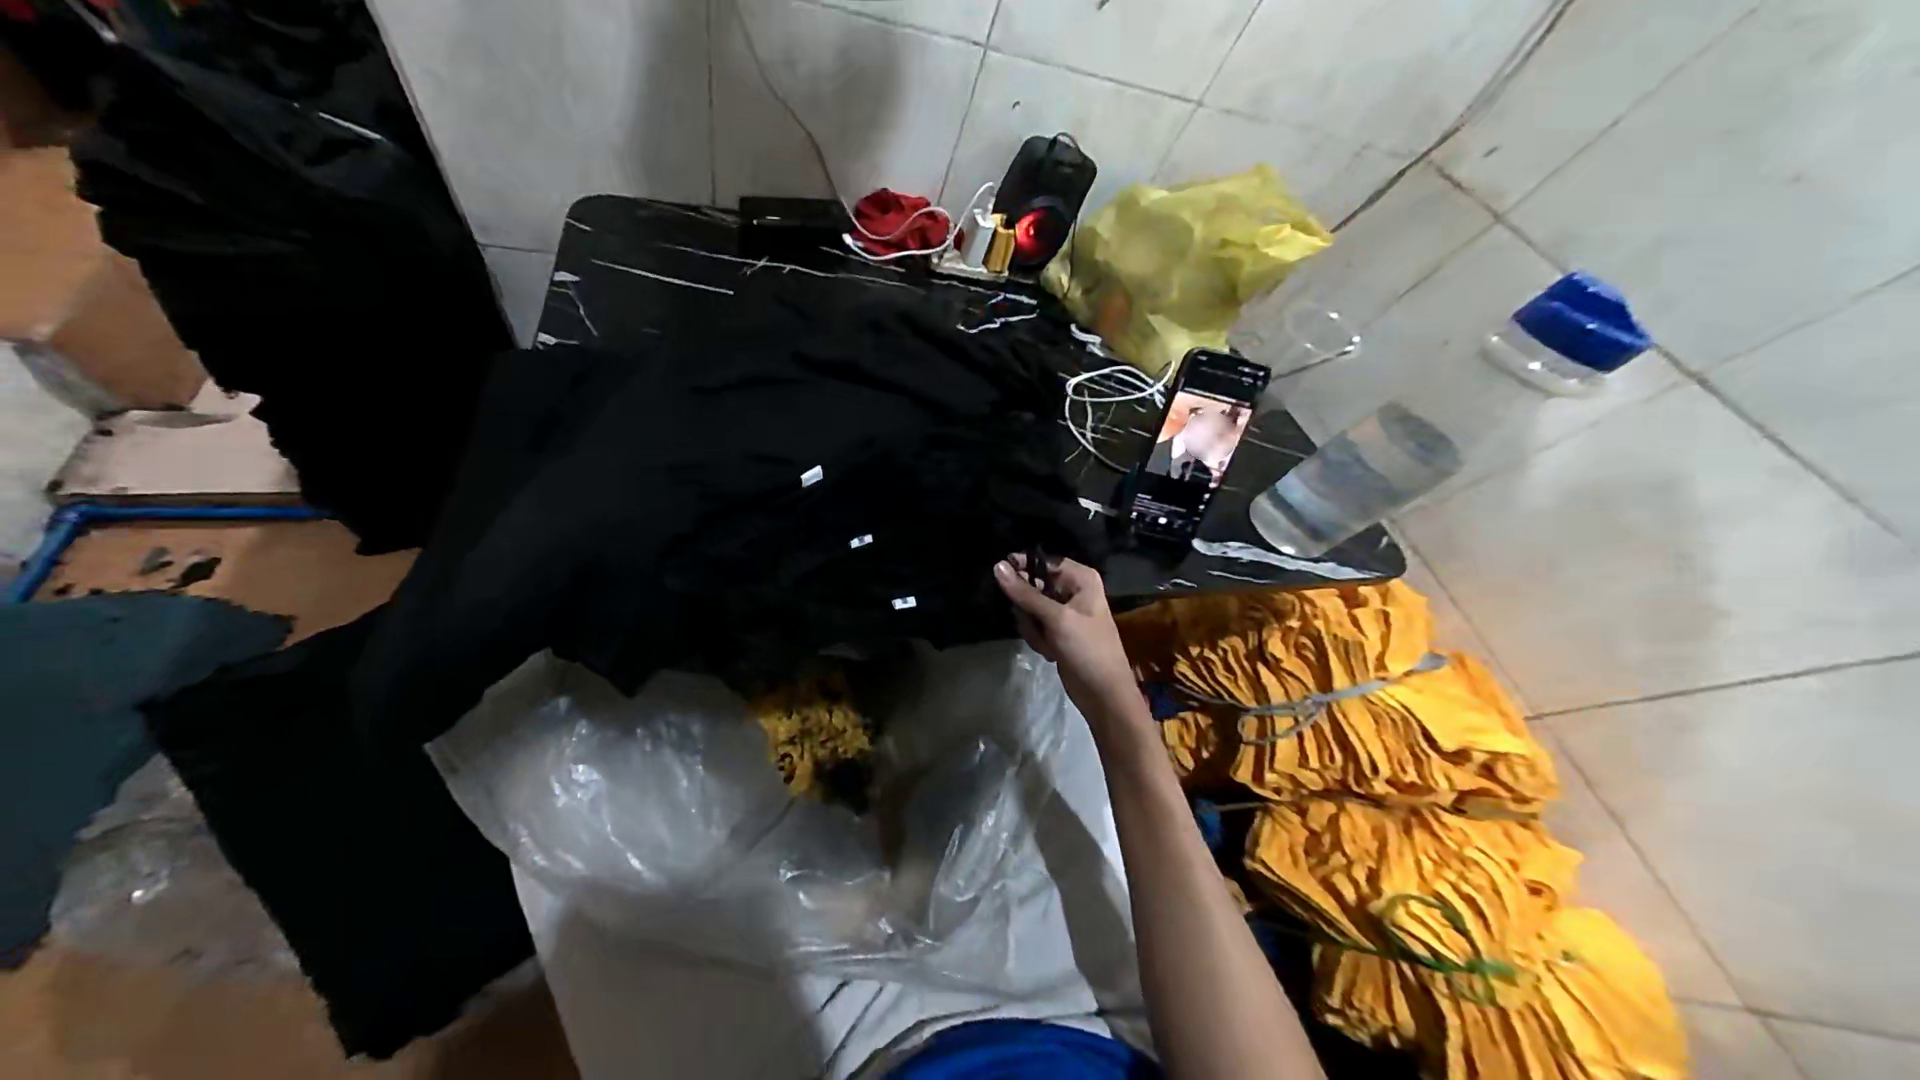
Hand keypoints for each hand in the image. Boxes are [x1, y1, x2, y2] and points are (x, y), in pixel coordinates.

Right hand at [993, 554, 1144, 722]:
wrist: (1103, 693)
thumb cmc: (1087, 649)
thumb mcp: (1055, 619)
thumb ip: (1025, 593)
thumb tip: (997, 566)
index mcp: (1081, 578)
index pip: (1043, 561)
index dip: (1022, 567)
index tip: (1001, 574)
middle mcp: (1073, 590)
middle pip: (1033, 585)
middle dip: (1028, 608)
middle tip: (1034, 623)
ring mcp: (1064, 612)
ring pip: (1029, 608)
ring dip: (1032, 627)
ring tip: (1047, 642)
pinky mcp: (1057, 631)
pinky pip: (1035, 626)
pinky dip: (1038, 638)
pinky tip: (1050, 652)